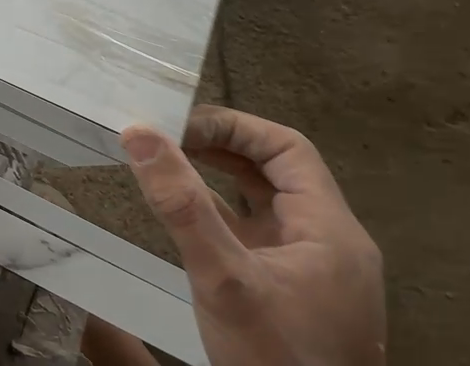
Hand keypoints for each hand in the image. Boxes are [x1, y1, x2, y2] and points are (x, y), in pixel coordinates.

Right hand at [123, 106, 385, 365]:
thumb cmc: (275, 354)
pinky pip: (252, 228)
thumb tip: (138, 132)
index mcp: (331, 230)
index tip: (175, 126)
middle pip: (274, 169)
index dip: (231, 127)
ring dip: (214, 174)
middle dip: (216, 145)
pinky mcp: (289, 286)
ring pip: (262, 199)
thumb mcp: (223, 278)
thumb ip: (182, 205)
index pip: (286, 148)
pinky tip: (180, 209)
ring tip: (163, 162)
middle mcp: (328, 240)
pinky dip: (216, 207)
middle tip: (161, 138)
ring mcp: (310, 266)